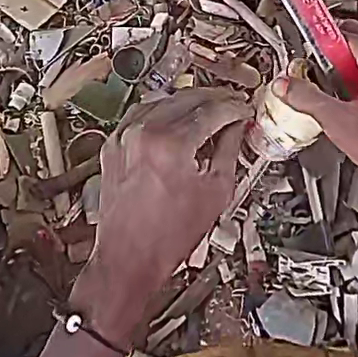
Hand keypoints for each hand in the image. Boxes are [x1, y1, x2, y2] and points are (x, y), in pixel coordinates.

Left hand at [71, 89, 248, 339]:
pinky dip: (162, 110)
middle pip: (187, 98)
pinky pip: (141, 113)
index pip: (211, 110)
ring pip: (163, 100)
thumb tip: (236, 129)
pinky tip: (176, 118)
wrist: (128, 258)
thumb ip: (229, 151)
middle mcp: (143, 133)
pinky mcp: (113, 143)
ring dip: (189, 101)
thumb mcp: (215, 193)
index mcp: (171, 145)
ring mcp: (125, 136)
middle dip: (215, 99)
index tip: (244, 109)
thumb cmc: (166, 237)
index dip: (234, 107)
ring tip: (208, 110)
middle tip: (232, 105)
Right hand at [278, 25, 357, 201]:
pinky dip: (354, 81)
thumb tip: (285, 84)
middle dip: (326, 55)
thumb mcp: (342, 124)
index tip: (299, 35)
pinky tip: (350, 105)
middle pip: (351, 39)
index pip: (342, 32)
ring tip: (335, 97)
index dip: (316, 40)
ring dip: (340, 71)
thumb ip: (308, 98)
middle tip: (310, 74)